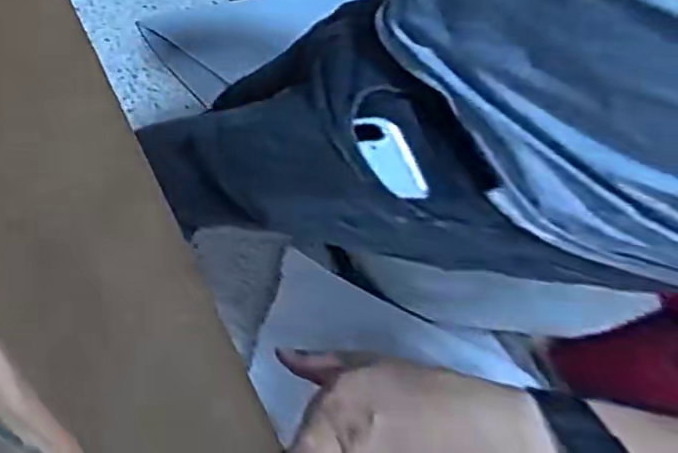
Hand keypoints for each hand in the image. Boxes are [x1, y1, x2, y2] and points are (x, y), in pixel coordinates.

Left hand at [282, 350, 555, 452]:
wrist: (516, 438)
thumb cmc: (433, 395)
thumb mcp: (369, 366)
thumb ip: (321, 366)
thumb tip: (282, 356)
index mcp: (335, 422)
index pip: (299, 450)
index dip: (297, 449)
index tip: (302, 444)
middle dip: (322, 450)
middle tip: (331, 443)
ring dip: (346, 452)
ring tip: (367, 444)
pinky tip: (390, 451)